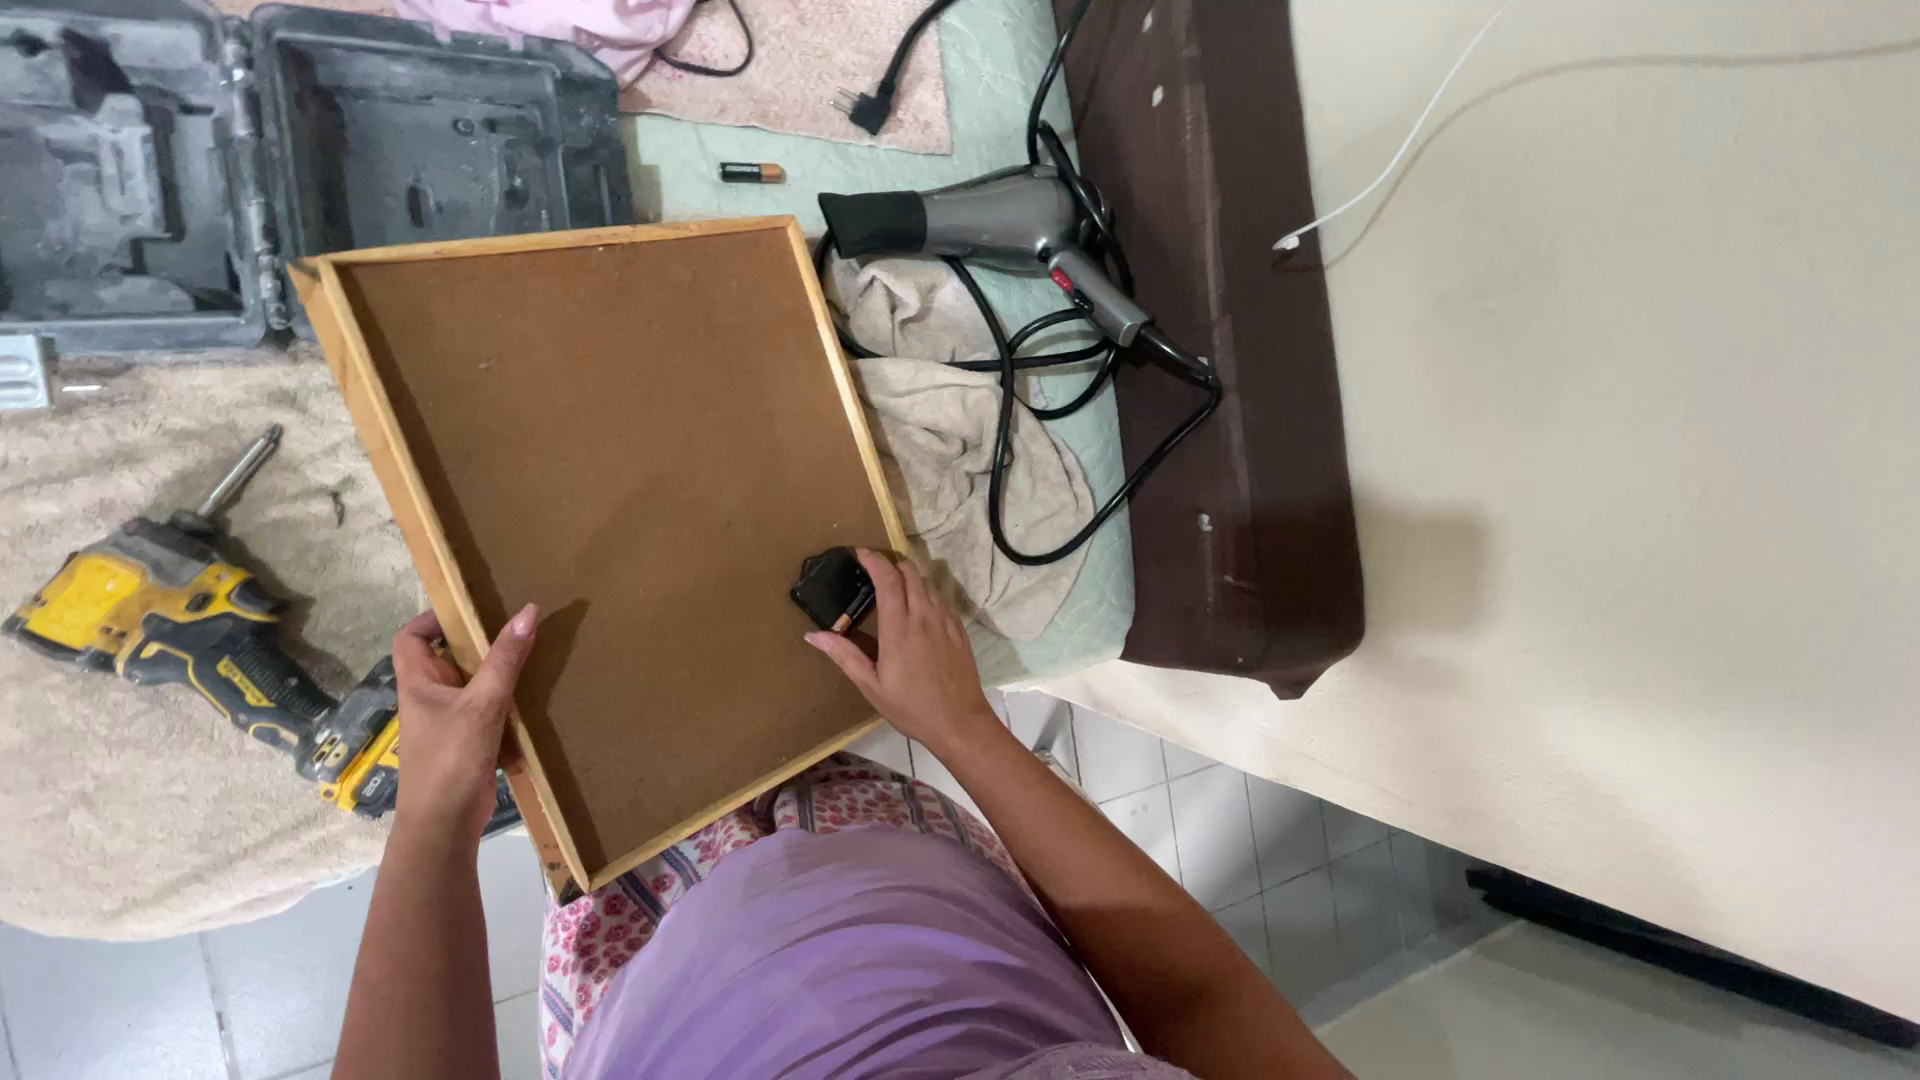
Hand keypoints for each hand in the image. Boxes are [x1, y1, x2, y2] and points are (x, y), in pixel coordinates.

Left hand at [390, 604, 537, 842]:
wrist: (445, 823)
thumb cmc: (450, 759)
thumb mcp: (483, 703)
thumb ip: (506, 659)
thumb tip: (527, 611)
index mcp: (417, 684)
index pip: (410, 637)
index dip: (434, 618)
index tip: (472, 608)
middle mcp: (430, 698)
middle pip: (449, 656)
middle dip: (481, 642)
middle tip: (516, 626)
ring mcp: (450, 721)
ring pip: (474, 683)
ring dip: (500, 672)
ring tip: (534, 654)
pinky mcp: (470, 740)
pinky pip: (490, 709)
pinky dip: (510, 702)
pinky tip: (536, 698)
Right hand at [805, 550, 999, 752]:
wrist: (960, 722)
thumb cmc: (911, 707)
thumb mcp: (872, 686)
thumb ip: (844, 656)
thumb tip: (812, 635)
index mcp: (899, 629)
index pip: (887, 580)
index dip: (874, 560)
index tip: (861, 553)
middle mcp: (924, 617)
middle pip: (910, 572)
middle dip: (892, 563)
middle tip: (876, 569)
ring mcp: (945, 621)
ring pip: (928, 582)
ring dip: (911, 575)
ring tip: (895, 584)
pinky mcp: (959, 629)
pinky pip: (942, 598)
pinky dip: (928, 591)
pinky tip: (920, 605)